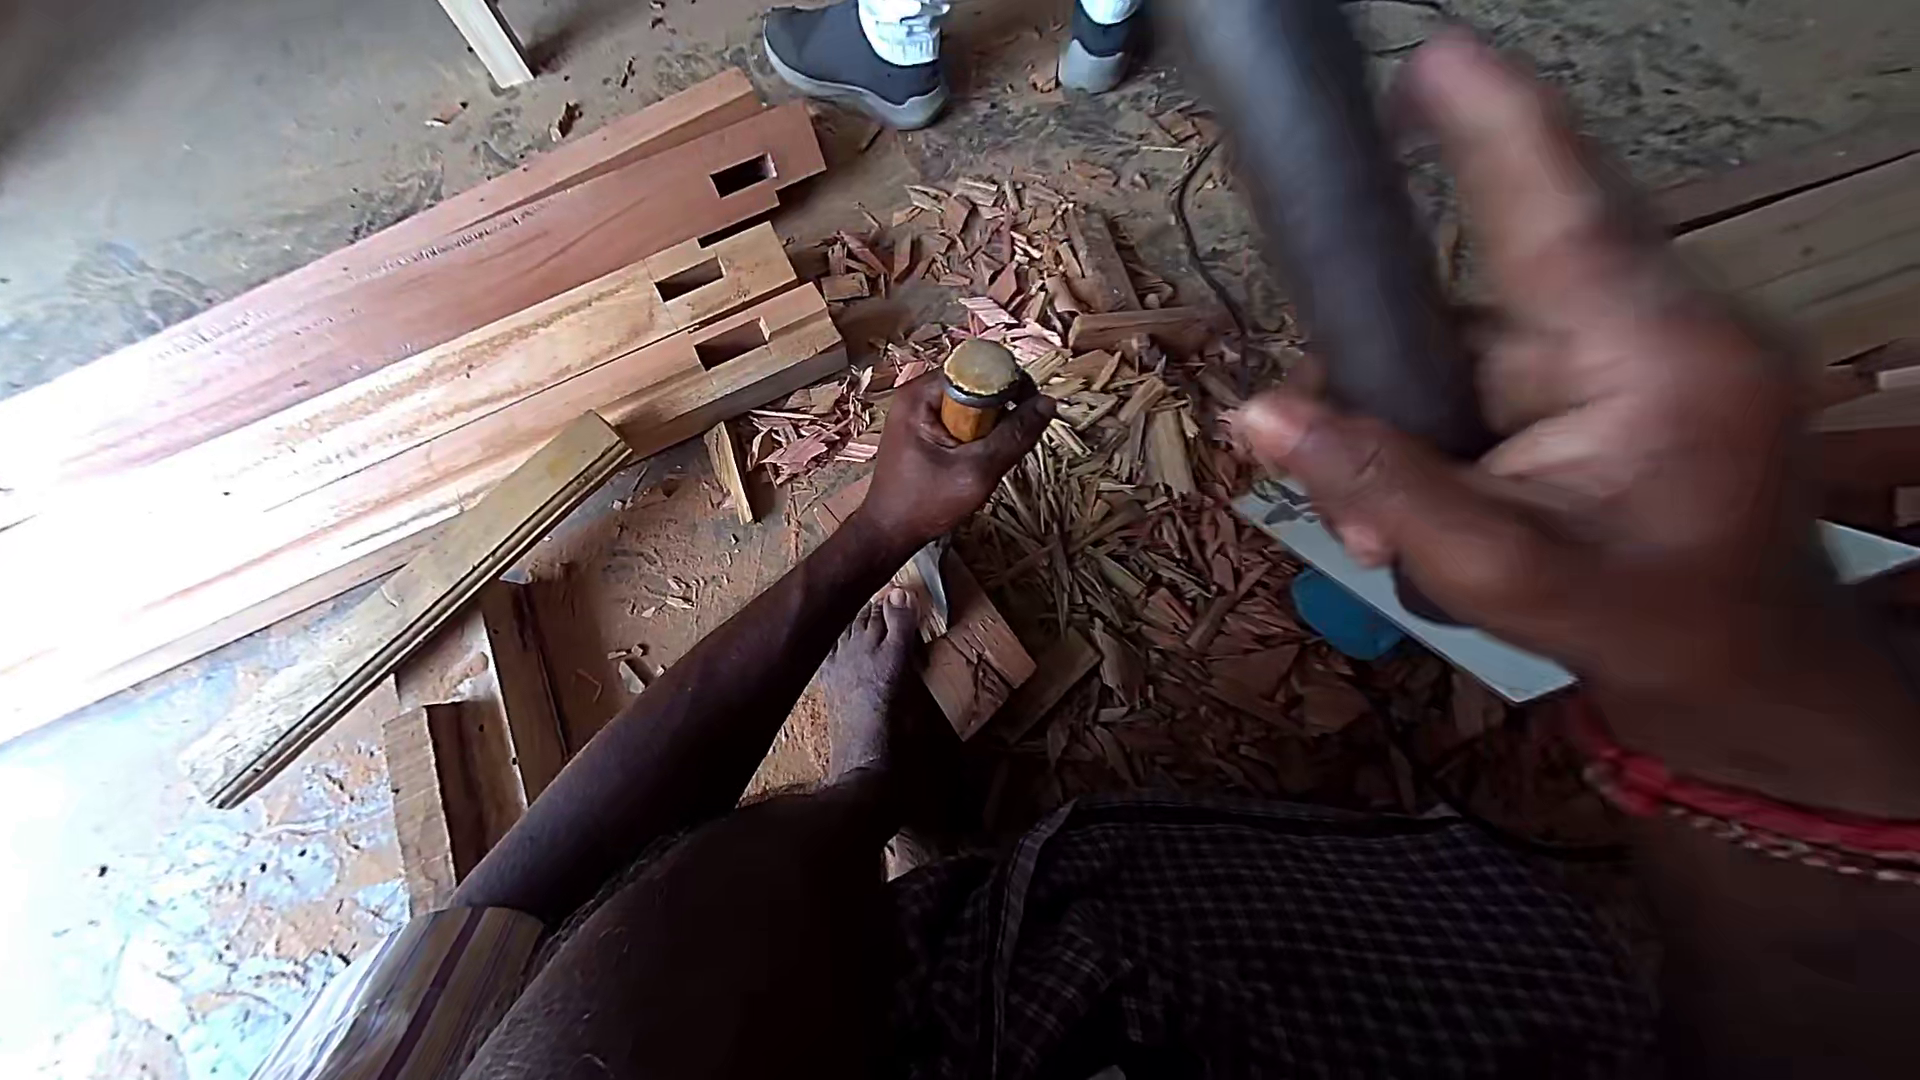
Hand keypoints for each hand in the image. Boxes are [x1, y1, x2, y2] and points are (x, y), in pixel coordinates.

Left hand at [852, 369, 1054, 552]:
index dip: (1008, 383)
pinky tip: (978, 460)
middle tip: (1010, 441)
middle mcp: (917, 394)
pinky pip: (962, 418)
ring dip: (992, 425)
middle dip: (1001, 408)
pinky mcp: (924, 428)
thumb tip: (1048, 403)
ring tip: (993, 455)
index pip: (976, 367)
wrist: (890, 532)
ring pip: (972, 402)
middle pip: (975, 382)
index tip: (1029, 411)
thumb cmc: (926, 504)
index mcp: (919, 394)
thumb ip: (1014, 436)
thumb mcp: (977, 471)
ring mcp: (918, 411)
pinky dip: (978, 436)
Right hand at [1232, 33, 1919, 813]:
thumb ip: (1372, 485)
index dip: (1492, 130)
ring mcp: (1593, 364)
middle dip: (1370, 411)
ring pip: (1432, 367)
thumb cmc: (1632, 618)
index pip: (1559, 215)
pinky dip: (1406, 453)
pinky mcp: (1567, 392)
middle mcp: (1625, 336)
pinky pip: (1448, 396)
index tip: (1430, 63)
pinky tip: (1405, 517)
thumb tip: (1254, 413)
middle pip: (1446, 321)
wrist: (1723, 666)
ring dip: (1382, 449)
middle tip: (1351, 513)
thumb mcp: (1487, 564)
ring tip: (1384, 535)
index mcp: (1648, 357)